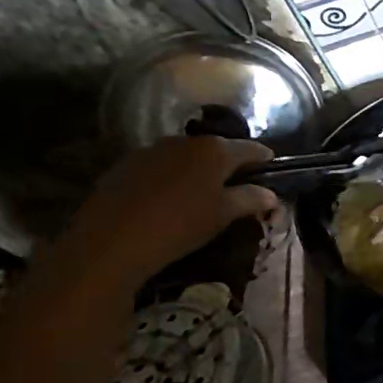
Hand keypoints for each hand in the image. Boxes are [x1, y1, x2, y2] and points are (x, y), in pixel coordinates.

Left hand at [40, 136, 278, 292]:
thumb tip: (271, 194)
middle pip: (217, 149)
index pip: (250, 148)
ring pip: (187, 156)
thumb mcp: (222, 216)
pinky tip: (168, 198)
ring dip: (198, 169)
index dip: (263, 159)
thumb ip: (250, 199)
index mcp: (216, 150)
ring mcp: (153, 149)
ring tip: (201, 192)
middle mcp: (186, 141)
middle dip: (229, 164)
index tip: (271, 169)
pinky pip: (160, 165)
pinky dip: (171, 176)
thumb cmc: (179, 225)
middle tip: (237, 185)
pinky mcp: (127, 164)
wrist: (110, 241)